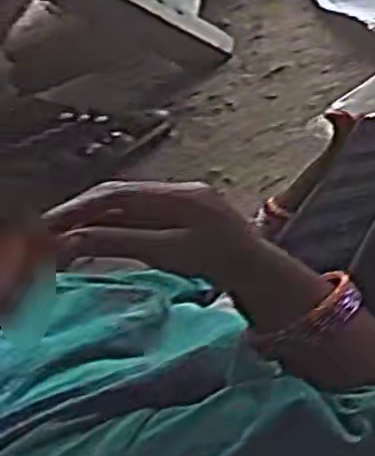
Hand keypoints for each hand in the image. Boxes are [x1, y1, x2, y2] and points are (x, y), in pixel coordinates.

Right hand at [46, 181, 266, 288]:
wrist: (252, 264)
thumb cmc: (214, 257)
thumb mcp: (162, 250)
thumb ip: (115, 241)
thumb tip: (64, 239)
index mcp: (184, 195)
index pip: (117, 193)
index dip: (74, 209)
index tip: (41, 229)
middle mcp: (185, 191)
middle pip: (119, 194)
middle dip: (78, 213)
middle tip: (43, 236)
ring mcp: (186, 200)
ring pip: (125, 204)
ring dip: (91, 220)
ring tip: (59, 240)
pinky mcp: (183, 213)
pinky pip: (137, 213)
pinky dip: (110, 224)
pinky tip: (90, 239)